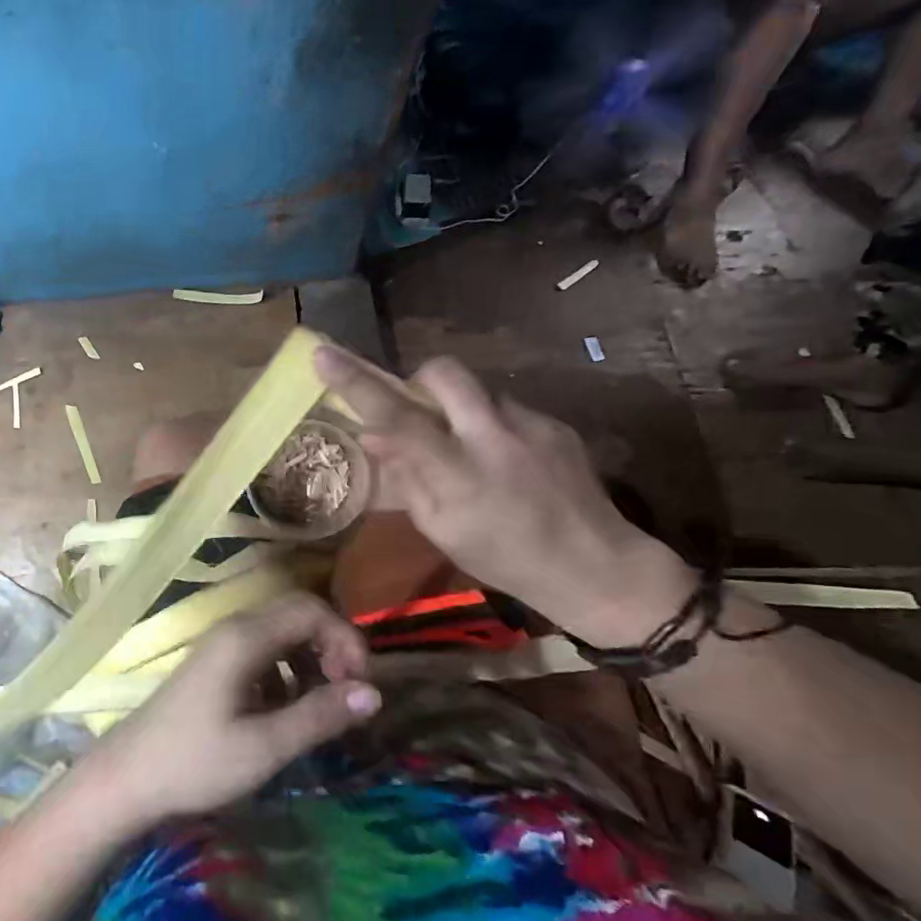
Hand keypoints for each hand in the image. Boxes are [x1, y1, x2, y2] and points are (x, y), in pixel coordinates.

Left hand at [72, 593, 381, 831]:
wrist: (128, 778)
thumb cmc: (196, 762)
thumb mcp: (266, 745)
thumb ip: (320, 715)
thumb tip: (373, 693)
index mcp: (244, 637)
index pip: (311, 609)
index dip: (346, 639)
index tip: (360, 686)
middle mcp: (232, 629)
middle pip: (296, 616)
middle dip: (331, 648)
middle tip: (346, 695)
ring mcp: (219, 647)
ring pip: (280, 635)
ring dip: (310, 662)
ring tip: (320, 708)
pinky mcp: (213, 667)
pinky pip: (262, 654)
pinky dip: (285, 674)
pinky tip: (285, 712)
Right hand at [316, 347, 696, 648]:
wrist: (596, 566)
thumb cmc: (502, 558)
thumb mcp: (440, 528)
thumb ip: (405, 477)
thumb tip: (371, 436)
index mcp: (457, 473)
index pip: (395, 417)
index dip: (356, 383)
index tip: (324, 353)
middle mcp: (493, 438)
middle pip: (443, 374)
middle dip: (418, 379)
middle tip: (416, 411)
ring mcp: (531, 425)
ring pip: (476, 391)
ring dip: (456, 408)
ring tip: (465, 448)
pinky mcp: (556, 424)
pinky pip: (505, 409)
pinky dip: (488, 425)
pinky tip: (501, 461)